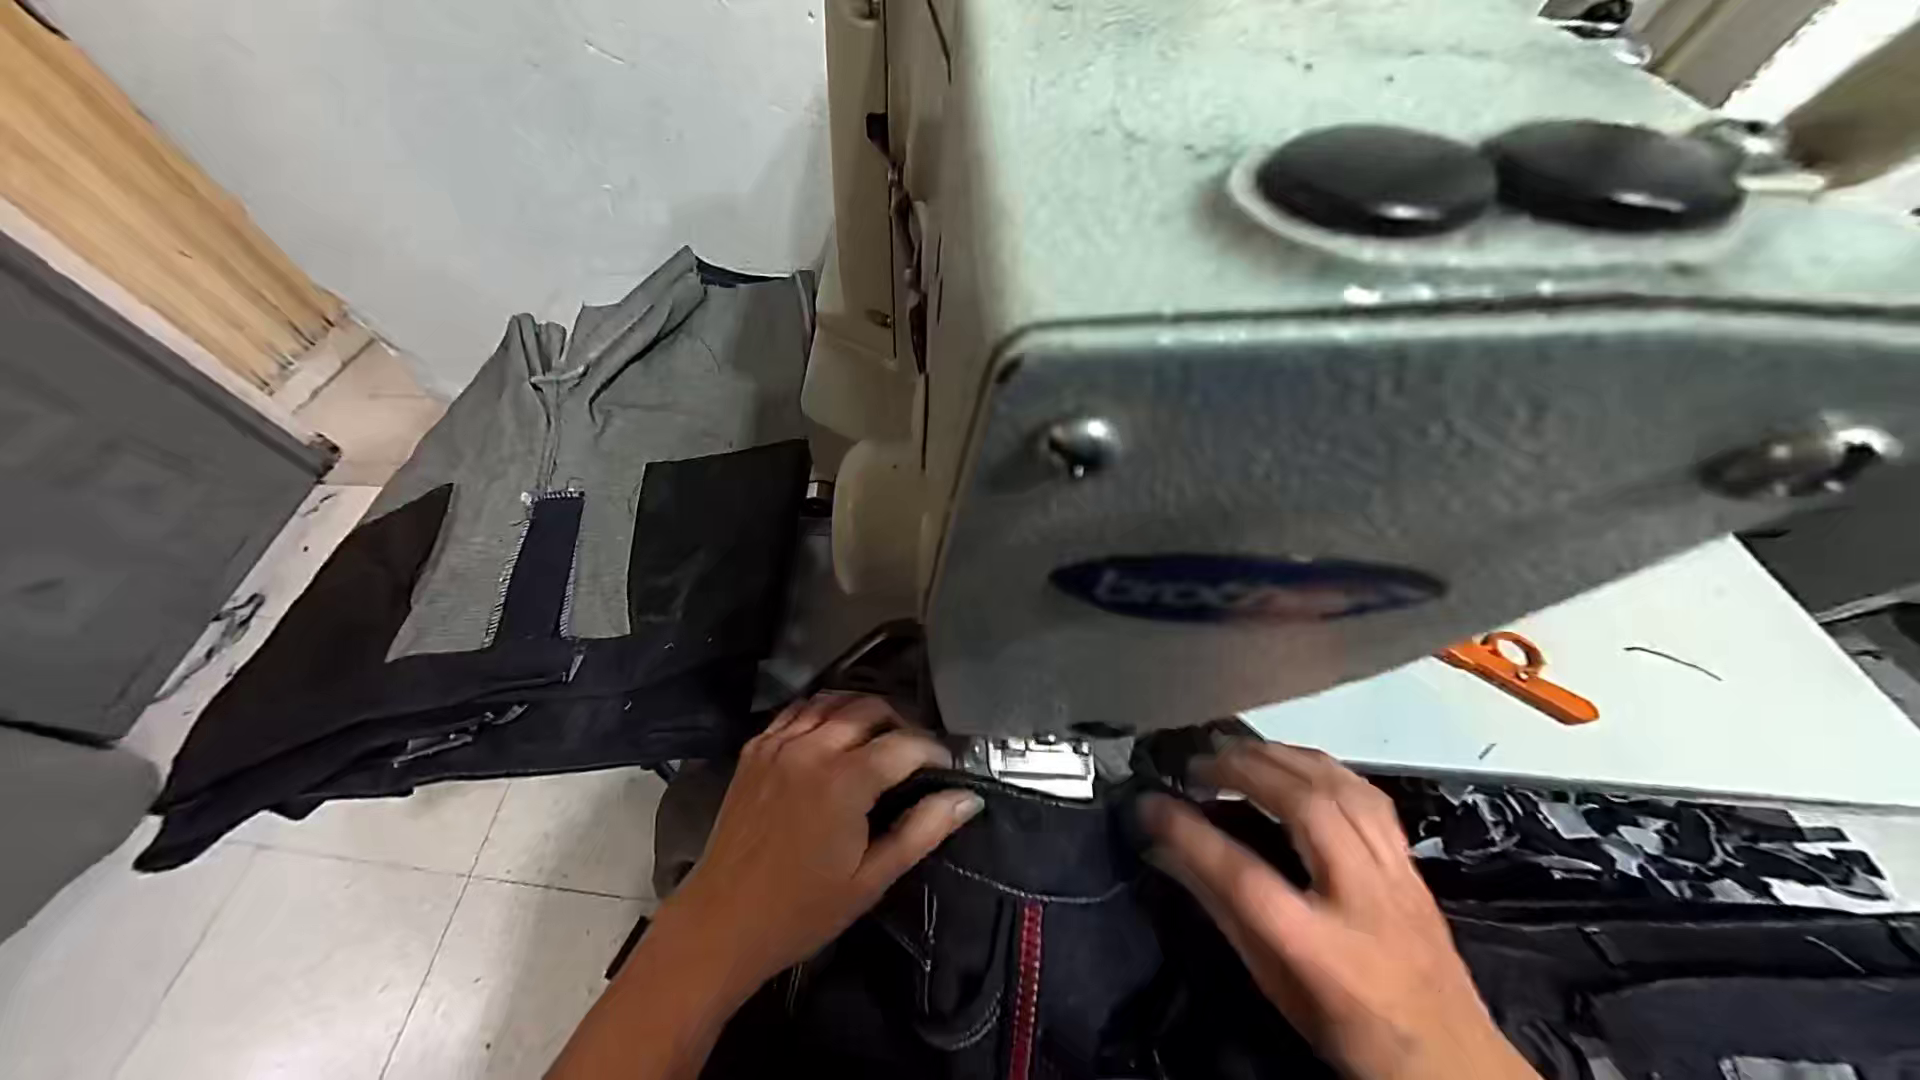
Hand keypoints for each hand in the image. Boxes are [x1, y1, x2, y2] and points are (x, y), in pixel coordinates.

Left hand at [548, 694, 981, 1079]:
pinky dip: (824, 711)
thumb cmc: (801, 910)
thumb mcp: (872, 879)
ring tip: (879, 736)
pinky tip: (833, 732)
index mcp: (845, 781)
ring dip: (863, 709)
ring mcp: (779, 743)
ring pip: (833, 699)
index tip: (946, 768)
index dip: (933, 751)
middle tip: (914, 752)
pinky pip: (797, 710)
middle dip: (902, 722)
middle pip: (870, 707)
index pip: (904, 743)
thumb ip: (923, 830)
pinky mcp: (756, 747)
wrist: (721, 923)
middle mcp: (812, 748)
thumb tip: (969, 798)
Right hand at [1141, 741, 1539, 1079]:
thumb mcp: (1271, 984)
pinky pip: (1367, 794)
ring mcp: (1395, 876)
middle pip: (1304, 808)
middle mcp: (1363, 901)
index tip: (1150, 803)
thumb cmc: (1347, 1029)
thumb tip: (1163, 851)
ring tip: (1237, 750)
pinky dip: (1321, 765)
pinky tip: (1292, 760)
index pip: (1242, 875)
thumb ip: (1218, 909)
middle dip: (1243, 771)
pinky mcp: (1412, 863)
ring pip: (1340, 789)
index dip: (1189, 832)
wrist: (1454, 1063)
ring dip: (1281, 756)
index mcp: (1321, 950)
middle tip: (1199, 763)